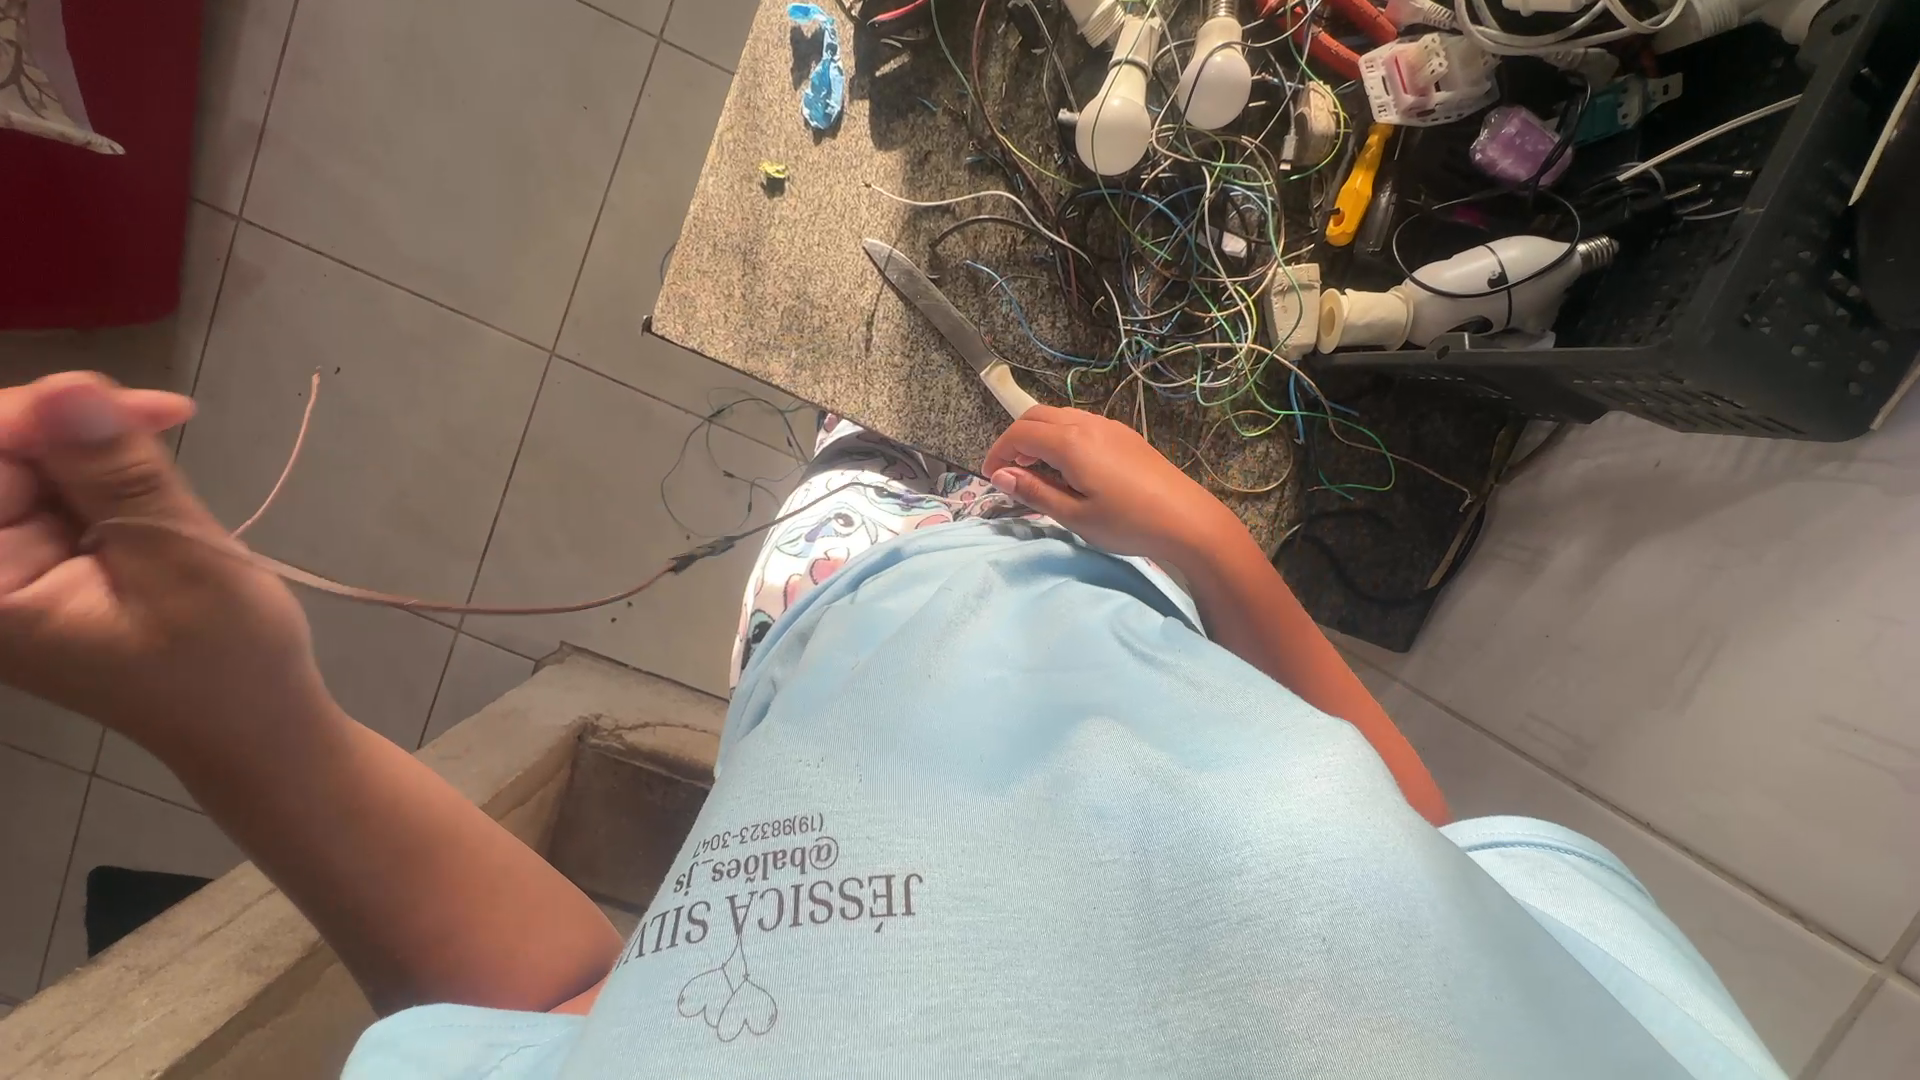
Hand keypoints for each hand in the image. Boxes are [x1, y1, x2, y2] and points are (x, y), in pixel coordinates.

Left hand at [0, 373, 322, 755]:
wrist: (254, 724)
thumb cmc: (231, 662)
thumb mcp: (189, 568)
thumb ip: (126, 482)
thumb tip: (73, 386)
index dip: (40, 415)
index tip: (160, 409)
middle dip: (70, 429)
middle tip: (170, 422)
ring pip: (23, 467)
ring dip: (95, 454)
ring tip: (172, 486)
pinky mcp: (32, 563)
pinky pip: (46, 493)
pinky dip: (103, 478)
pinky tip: (154, 495)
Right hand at [982, 406, 1253, 569]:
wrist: (1187, 520)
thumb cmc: (1127, 523)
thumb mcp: (1074, 515)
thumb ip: (1034, 491)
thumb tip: (1000, 475)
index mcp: (1071, 443)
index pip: (1019, 435)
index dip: (998, 453)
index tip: (991, 477)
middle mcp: (1087, 424)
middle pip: (1036, 416)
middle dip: (1015, 440)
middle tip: (1009, 472)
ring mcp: (1108, 426)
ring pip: (1059, 417)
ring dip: (1038, 437)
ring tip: (1036, 471)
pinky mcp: (1124, 434)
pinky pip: (1080, 423)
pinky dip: (1060, 437)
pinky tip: (1068, 467)